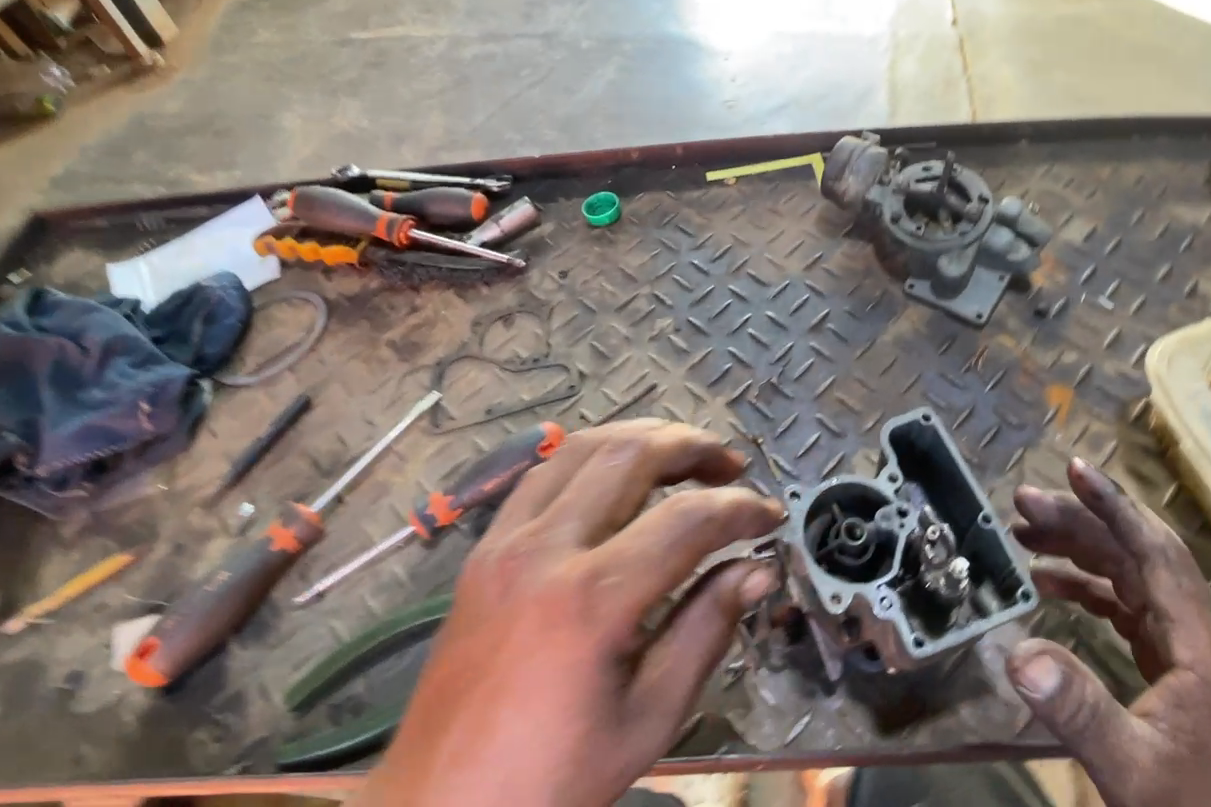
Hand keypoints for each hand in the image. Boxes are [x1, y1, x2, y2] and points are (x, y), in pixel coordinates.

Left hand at [356, 420, 784, 806]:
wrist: (442, 806)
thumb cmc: (554, 777)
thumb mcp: (648, 717)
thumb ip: (705, 630)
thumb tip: (756, 570)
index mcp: (591, 599)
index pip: (685, 520)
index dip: (739, 508)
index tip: (768, 517)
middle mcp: (544, 549)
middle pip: (629, 457)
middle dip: (692, 448)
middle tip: (731, 464)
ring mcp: (504, 542)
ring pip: (579, 448)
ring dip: (639, 439)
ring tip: (681, 455)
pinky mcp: (483, 551)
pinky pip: (540, 475)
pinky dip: (588, 457)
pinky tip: (614, 474)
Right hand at [1009, 458, 1210, 806]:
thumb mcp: (1133, 771)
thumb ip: (1077, 710)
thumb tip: (1015, 652)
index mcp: (1201, 645)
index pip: (1155, 553)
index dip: (1113, 507)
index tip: (1071, 470)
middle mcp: (1199, 636)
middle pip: (1139, 556)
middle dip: (1082, 523)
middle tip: (1022, 504)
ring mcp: (1190, 654)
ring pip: (1134, 579)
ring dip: (1082, 552)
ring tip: (1025, 537)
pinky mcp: (1178, 672)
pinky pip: (1130, 611)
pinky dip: (1090, 591)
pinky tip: (1053, 587)